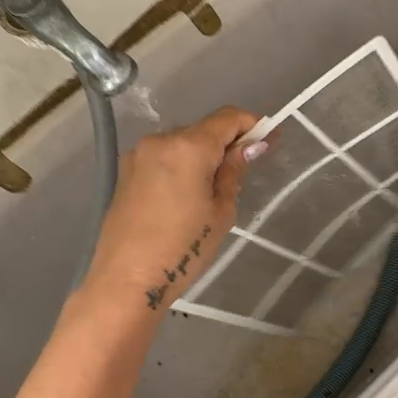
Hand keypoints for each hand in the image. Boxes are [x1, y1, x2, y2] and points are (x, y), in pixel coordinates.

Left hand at [80, 106, 263, 313]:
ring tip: (213, 192)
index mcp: (188, 147)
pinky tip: (188, 196)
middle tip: (244, 173)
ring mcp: (139, 154)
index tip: (271, 139)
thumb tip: (250, 147)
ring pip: (183, 144)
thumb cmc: (183, 248)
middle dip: (227, 144)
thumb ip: (233, 173)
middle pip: (204, 130)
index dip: (253, 125)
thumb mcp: (221, 211)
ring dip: (203, 156)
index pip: (227, 118)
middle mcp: (160, 140)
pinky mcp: (126, 171)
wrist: (127, 279)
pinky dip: (183, 166)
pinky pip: (164, 158)